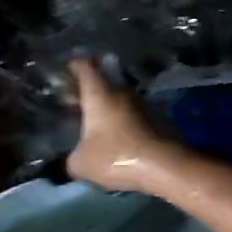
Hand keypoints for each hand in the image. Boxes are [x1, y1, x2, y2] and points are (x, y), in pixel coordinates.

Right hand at [65, 59, 180, 192]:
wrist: (167, 165)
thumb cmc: (118, 157)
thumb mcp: (82, 164)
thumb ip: (70, 158)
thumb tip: (72, 160)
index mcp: (100, 94)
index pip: (85, 66)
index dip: (73, 65)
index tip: (64, 71)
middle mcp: (122, 92)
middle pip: (103, 81)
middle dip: (88, 89)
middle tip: (74, 101)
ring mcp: (143, 104)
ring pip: (120, 98)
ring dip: (107, 106)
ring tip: (95, 123)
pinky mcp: (158, 118)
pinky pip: (134, 114)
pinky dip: (123, 120)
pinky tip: (118, 137)